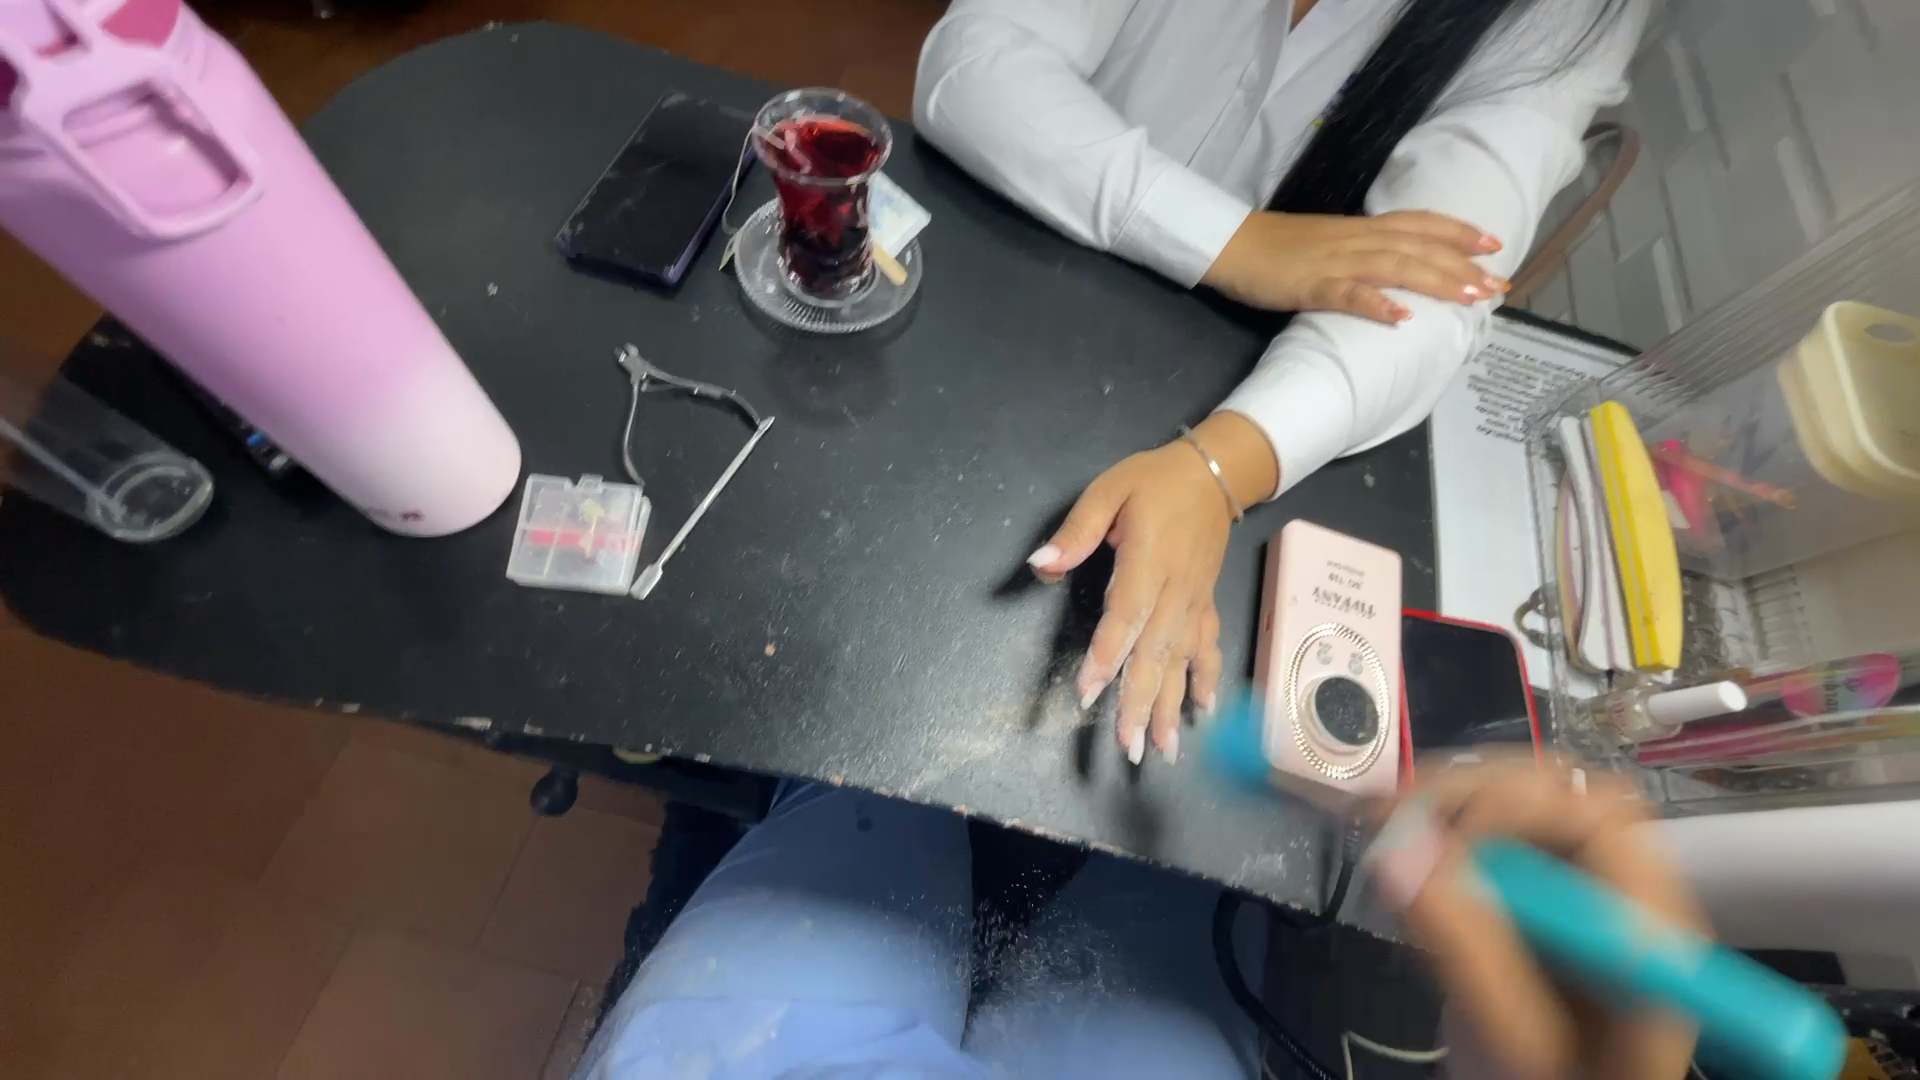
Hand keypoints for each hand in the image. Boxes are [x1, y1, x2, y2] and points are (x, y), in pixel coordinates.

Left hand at [1027, 413, 1277, 763]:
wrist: (1212, 473)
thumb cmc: (1151, 482)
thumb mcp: (1107, 491)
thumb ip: (1076, 532)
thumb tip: (1040, 564)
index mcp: (1148, 561)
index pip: (1125, 616)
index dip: (1106, 656)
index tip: (1087, 693)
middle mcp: (1176, 589)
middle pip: (1156, 651)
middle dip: (1141, 702)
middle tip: (1128, 746)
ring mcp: (1195, 600)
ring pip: (1182, 658)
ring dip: (1172, 704)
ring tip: (1163, 748)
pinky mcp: (1205, 602)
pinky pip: (1207, 645)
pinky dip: (1206, 678)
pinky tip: (1203, 710)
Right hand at [1201, 209, 1506, 322]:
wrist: (1231, 245)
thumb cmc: (1272, 249)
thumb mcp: (1322, 245)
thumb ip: (1353, 256)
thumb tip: (1381, 273)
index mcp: (1358, 230)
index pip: (1419, 225)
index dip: (1458, 233)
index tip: (1494, 246)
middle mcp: (1355, 240)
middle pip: (1418, 248)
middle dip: (1462, 266)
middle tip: (1498, 285)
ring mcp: (1333, 262)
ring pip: (1395, 266)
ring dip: (1437, 280)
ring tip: (1470, 296)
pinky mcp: (1309, 285)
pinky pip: (1346, 293)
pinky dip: (1375, 303)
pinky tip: (1400, 316)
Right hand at [1374, 759, 1703, 1079]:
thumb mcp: (1517, 1040)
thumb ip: (1466, 951)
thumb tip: (1393, 852)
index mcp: (1641, 923)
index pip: (1601, 814)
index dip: (1522, 805)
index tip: (1449, 838)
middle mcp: (1603, 885)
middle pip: (1548, 787)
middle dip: (1466, 791)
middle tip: (1397, 817)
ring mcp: (1551, 879)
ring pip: (1499, 793)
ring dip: (1435, 800)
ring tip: (1381, 829)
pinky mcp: (1505, 882)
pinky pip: (1463, 819)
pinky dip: (1418, 817)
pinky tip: (1384, 837)